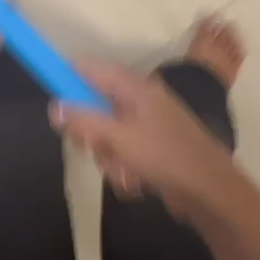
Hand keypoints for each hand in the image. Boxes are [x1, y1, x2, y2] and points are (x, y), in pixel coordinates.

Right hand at [50, 61, 232, 217]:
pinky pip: (120, 152)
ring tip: (124, 172)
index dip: (66, 75)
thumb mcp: (117, 138)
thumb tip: (53, 105)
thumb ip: (82, 121)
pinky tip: (134, 181)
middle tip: (88, 146)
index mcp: (135, 88)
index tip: (49, 91)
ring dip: (107, 156)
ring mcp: (145, 125)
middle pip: (92, 106)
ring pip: (104, 135)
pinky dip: (121, 166)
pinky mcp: (150, 148)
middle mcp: (139, 101)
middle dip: (88, 132)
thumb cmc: (165, 156)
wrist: (210, 191)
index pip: (90, 69)